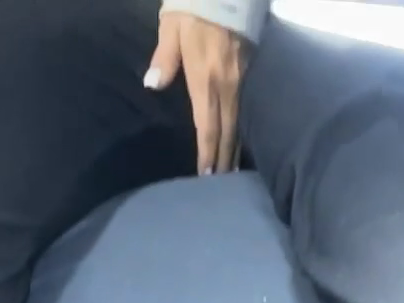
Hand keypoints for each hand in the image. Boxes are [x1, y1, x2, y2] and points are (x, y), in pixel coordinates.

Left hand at [145, 12, 246, 174]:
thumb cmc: (193, 4)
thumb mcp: (172, 26)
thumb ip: (164, 58)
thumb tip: (152, 85)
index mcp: (205, 78)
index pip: (207, 126)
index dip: (207, 153)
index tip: (205, 176)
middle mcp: (226, 85)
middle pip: (226, 132)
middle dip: (223, 160)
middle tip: (221, 184)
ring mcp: (241, 81)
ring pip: (239, 124)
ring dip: (235, 150)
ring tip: (232, 171)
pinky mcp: (251, 74)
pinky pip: (247, 110)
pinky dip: (243, 130)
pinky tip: (242, 142)